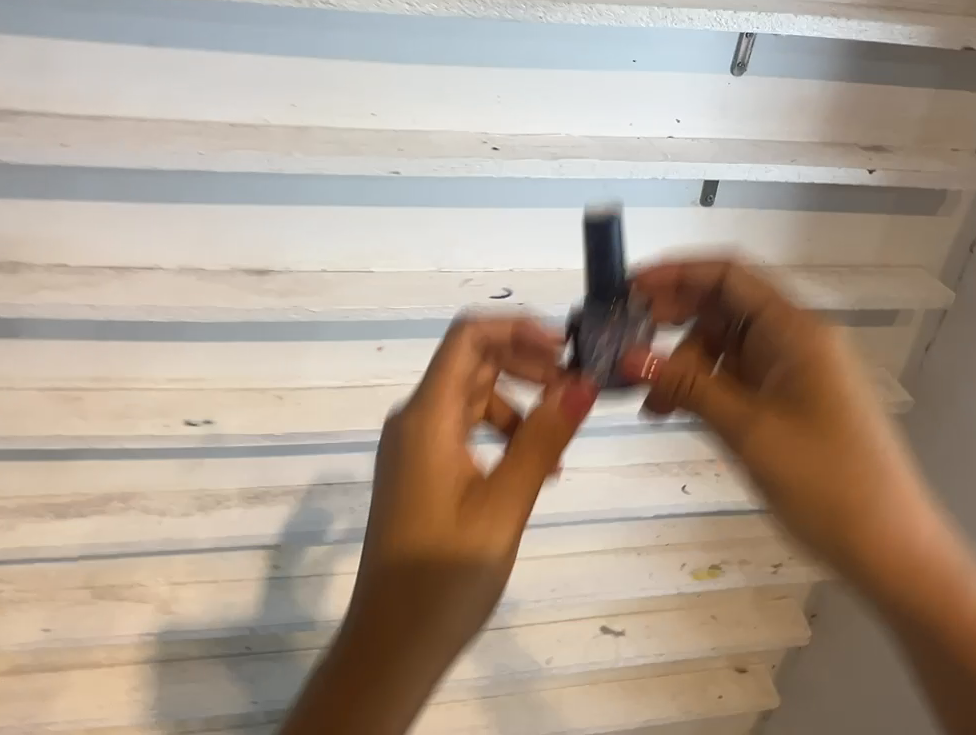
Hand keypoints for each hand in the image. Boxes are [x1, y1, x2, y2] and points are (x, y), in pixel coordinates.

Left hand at [354, 316, 597, 648]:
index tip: (566, 348)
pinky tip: (534, 468)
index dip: (517, 328)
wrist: (391, 647)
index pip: (468, 338)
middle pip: (472, 364)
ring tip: (560, 444)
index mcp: (426, 417)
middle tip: (575, 390)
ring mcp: (414, 446)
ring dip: (519, 405)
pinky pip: (465, 430)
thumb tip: (583, 383)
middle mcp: (414, 419)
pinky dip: (502, 435)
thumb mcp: (504, 505)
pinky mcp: (421, 470)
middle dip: (526, 364)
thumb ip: (542, 438)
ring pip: (473, 398)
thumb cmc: (445, 576)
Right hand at [619, 259, 938, 589]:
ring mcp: (795, 372)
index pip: (728, 275)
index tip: (628, 289)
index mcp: (795, 330)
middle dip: (673, 320)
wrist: (893, 552)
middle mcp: (796, 340)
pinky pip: (737, 378)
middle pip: (724, 307)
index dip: (676, 273)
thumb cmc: (826, 482)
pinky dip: (704, 388)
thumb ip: (686, 386)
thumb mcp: (748, 430)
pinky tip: (674, 412)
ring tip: (651, 402)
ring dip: (684, 364)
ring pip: (726, 346)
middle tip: (627, 343)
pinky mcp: (792, 403)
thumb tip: (627, 356)